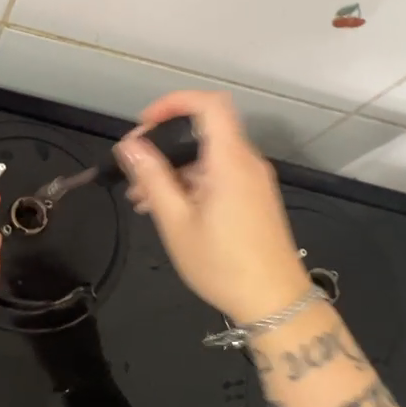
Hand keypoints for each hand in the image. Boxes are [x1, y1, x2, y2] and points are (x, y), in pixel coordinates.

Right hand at [115, 91, 312, 323]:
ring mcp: (252, 181)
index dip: (174, 102)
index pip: (208, 104)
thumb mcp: (176, 222)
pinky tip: (167, 208)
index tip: (145, 124)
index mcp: (230, 160)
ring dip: (173, 168)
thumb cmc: (222, 264)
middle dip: (164, 143)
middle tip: (133, 169)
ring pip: (207, 156)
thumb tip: (129, 145)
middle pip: (203, 131)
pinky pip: (218, 174)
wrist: (276, 304)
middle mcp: (246, 162)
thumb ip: (152, 177)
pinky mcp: (254, 198)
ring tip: (141, 198)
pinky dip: (190, 181)